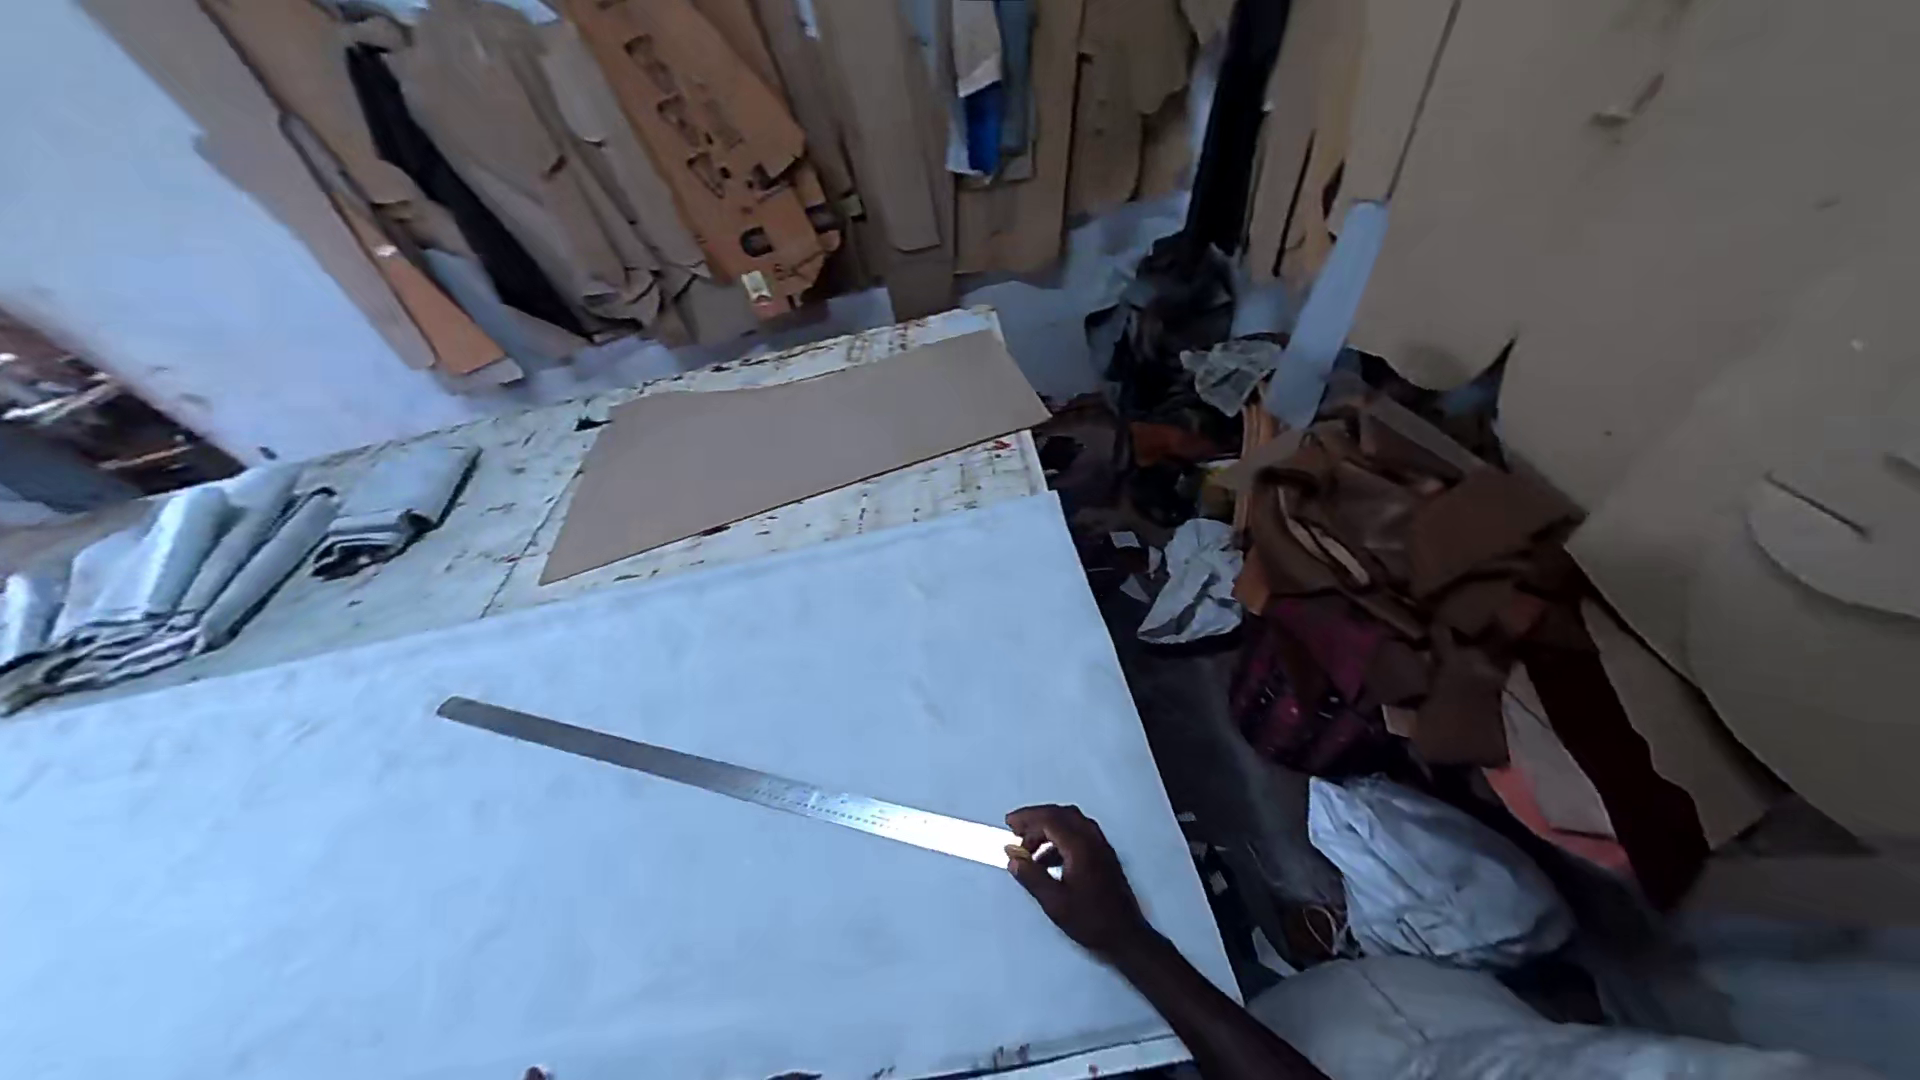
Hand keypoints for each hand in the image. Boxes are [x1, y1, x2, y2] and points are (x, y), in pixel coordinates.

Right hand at [1005, 804, 1156, 958]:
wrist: (1127, 937)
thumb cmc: (1091, 920)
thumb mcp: (1055, 902)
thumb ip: (1031, 877)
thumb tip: (1013, 858)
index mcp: (1080, 845)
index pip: (1049, 819)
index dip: (1027, 818)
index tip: (1009, 824)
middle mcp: (1092, 838)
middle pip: (1060, 814)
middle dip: (1036, 818)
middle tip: (1016, 830)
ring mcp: (1100, 844)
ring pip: (1070, 821)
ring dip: (1048, 828)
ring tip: (1030, 849)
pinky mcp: (1104, 854)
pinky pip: (1078, 832)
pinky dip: (1060, 836)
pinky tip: (1048, 859)